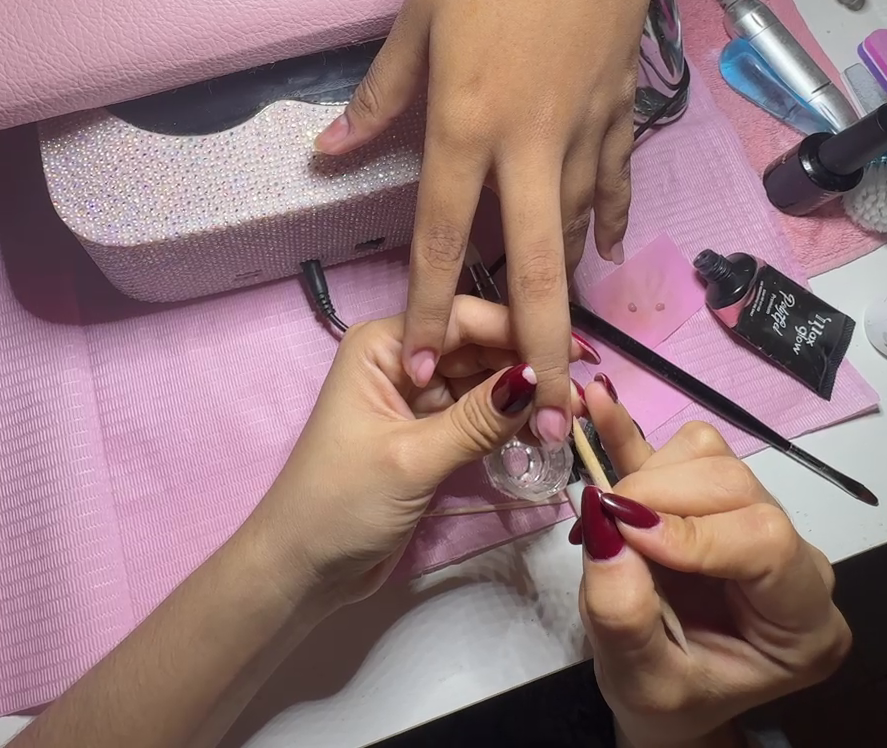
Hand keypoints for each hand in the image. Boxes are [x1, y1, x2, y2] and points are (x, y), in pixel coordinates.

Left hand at [245, 296, 588, 606]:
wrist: (306, 566)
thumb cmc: (342, 501)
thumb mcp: (412, 458)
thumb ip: (476, 420)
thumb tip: (539, 377)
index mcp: (385, 344)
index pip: (461, 320)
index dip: (517, 333)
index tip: (575, 355)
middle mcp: (404, 357)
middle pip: (478, 346)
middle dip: (527, 367)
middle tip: (581, 395)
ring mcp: (417, 393)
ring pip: (483, 379)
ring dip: (524, 395)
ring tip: (572, 415)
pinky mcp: (429, 428)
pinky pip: (479, 412)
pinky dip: (509, 421)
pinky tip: (544, 430)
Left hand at [314, 0, 674, 452]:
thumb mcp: (418, 17)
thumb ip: (379, 97)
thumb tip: (330, 151)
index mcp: (468, 122)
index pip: (444, 235)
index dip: (433, 307)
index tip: (425, 368)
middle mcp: (532, 140)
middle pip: (538, 263)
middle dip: (539, 346)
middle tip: (542, 411)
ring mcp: (588, 124)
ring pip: (580, 225)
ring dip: (570, 282)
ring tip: (563, 337)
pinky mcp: (624, 101)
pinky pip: (617, 177)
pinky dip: (612, 216)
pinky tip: (612, 247)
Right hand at [573, 381, 851, 747]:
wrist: (664, 696)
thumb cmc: (667, 702)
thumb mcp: (642, 682)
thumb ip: (625, 616)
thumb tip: (607, 529)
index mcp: (801, 620)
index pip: (766, 541)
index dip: (694, 529)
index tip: (628, 535)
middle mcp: (791, 560)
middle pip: (736, 485)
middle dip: (659, 494)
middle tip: (605, 522)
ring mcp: (752, 518)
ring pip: (710, 456)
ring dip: (649, 473)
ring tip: (611, 511)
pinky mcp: (708, 496)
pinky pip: (679, 447)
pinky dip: (633, 430)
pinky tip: (600, 402)